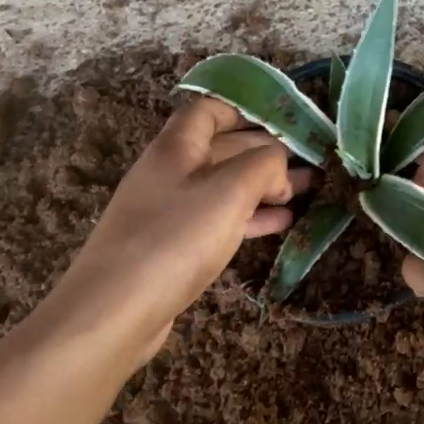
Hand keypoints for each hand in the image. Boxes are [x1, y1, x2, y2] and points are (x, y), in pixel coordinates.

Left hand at [47, 97, 309, 364]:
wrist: (111, 315)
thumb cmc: (175, 238)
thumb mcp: (232, 189)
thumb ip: (266, 164)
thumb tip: (279, 165)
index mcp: (176, 148)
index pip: (209, 109)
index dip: (246, 107)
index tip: (285, 118)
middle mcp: (170, 173)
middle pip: (223, 148)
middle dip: (267, 150)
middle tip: (311, 157)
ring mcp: (169, 212)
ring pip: (226, 186)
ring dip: (266, 185)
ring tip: (308, 188)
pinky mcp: (172, 248)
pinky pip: (219, 220)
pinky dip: (251, 216)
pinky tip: (282, 223)